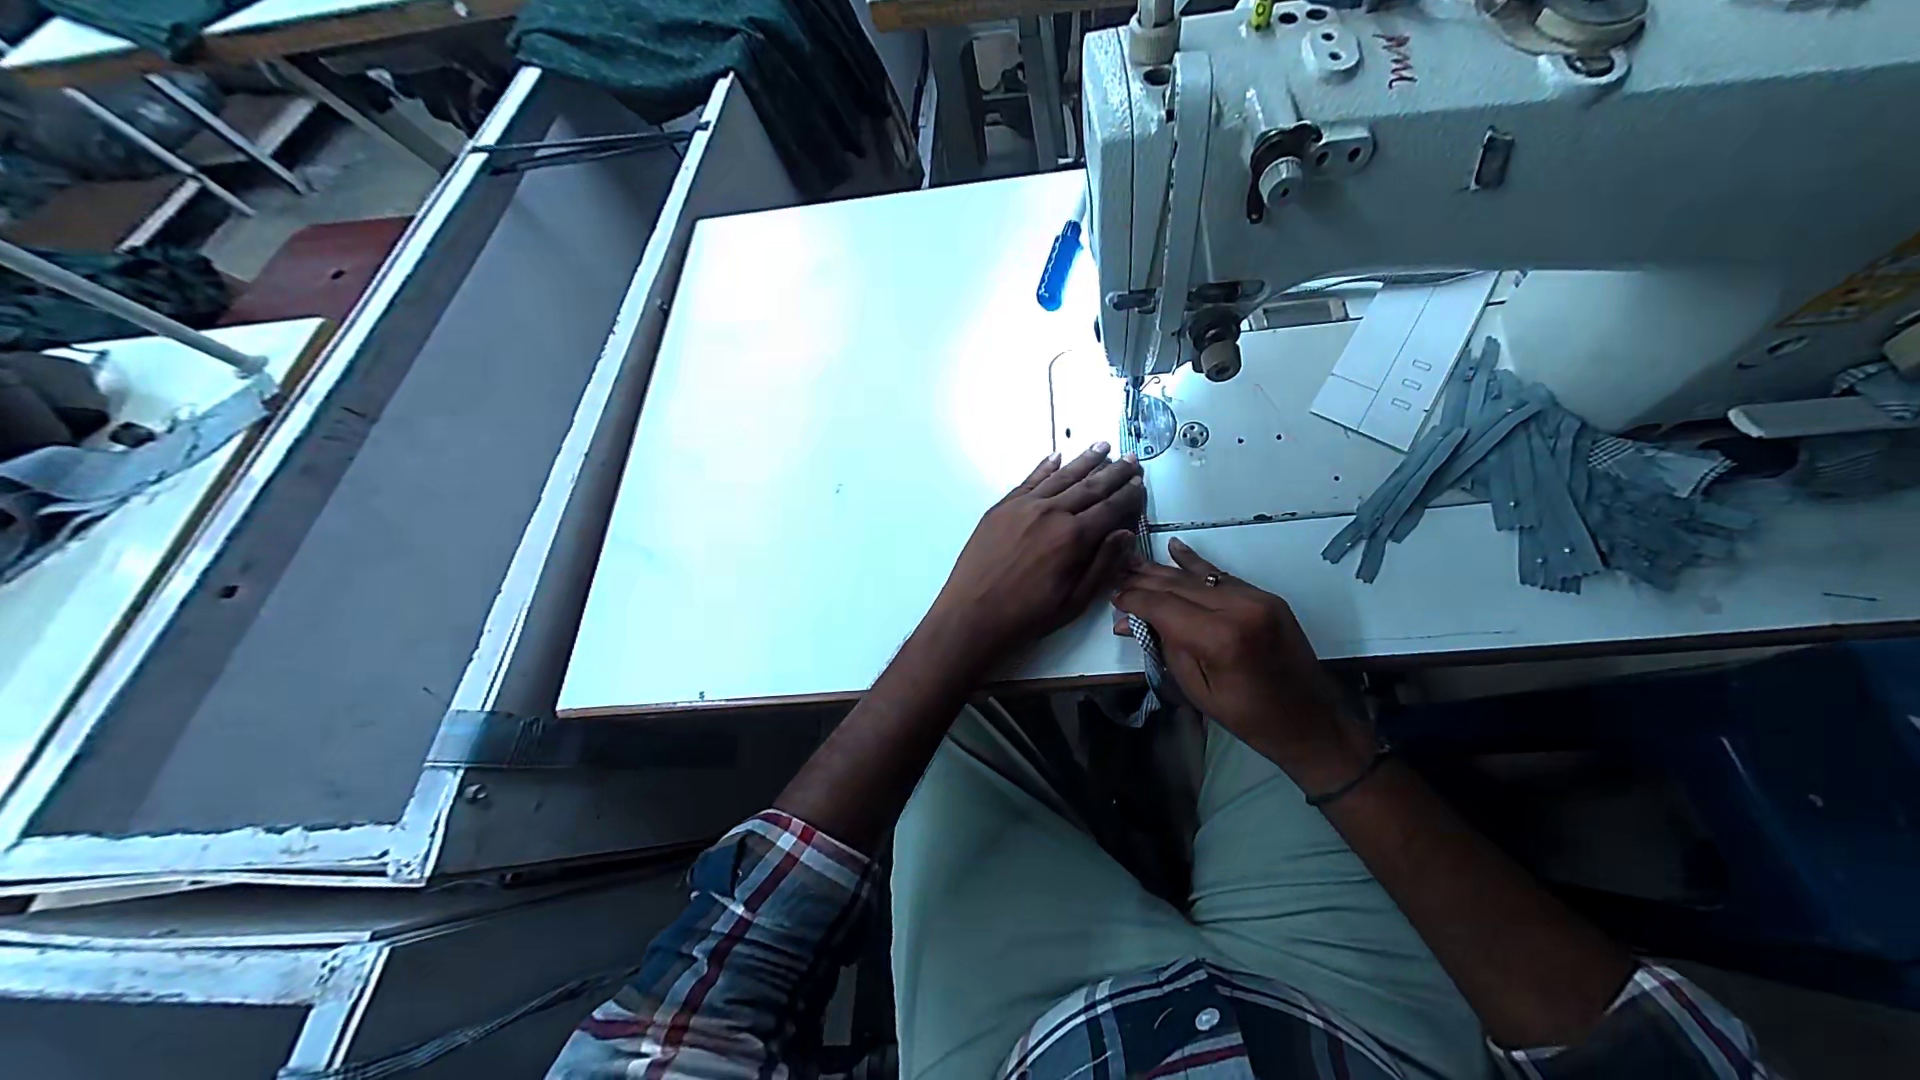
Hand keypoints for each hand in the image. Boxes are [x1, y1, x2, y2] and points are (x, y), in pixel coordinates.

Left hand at [924, 443, 1144, 670]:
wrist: (972, 613)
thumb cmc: (1026, 614)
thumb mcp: (1075, 600)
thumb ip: (1103, 564)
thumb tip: (1125, 534)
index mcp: (1073, 538)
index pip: (1111, 508)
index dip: (1128, 495)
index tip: (1140, 483)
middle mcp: (1051, 514)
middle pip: (1090, 487)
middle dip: (1114, 473)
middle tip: (1130, 460)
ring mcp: (1024, 507)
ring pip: (1061, 477)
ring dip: (1084, 461)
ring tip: (1102, 446)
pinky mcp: (1002, 508)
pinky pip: (1029, 480)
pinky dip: (1044, 467)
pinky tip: (1056, 456)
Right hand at [1112, 538, 1369, 785]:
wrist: (1311, 720)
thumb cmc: (1248, 717)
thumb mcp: (1196, 689)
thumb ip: (1165, 647)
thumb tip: (1130, 622)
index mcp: (1219, 637)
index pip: (1163, 605)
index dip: (1134, 600)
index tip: (1113, 598)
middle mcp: (1239, 607)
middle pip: (1177, 585)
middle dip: (1144, 581)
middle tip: (1116, 576)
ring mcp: (1256, 598)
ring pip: (1197, 576)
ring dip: (1164, 570)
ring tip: (1134, 562)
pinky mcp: (1266, 597)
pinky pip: (1221, 576)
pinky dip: (1196, 564)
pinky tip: (1175, 550)